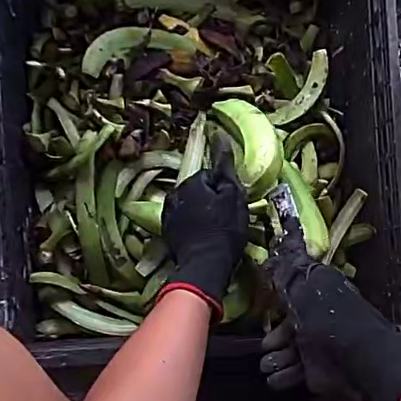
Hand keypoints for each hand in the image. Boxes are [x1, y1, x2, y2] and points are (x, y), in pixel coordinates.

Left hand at [160, 139, 247, 316]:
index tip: (231, 205)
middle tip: (225, 217)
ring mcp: (168, 214)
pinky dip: (192, 224)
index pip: (211, 176)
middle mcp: (174, 193)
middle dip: (210, 199)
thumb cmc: (224, 230)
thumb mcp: (233, 196)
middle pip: (198, 189)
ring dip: (200, 211)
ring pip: (189, 204)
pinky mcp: (167, 232)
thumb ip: (225, 166)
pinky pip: (183, 220)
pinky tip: (203, 236)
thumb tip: (218, 135)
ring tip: (215, 228)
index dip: (224, 189)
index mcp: (191, 182)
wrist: (205, 265)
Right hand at [260, 247, 400, 400]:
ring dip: (276, 359)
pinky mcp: (318, 371)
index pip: (294, 293)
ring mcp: (319, 346)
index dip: (278, 298)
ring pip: (290, 352)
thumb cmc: (329, 321)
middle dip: (274, 337)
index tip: (263, 303)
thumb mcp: (303, 292)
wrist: (356, 361)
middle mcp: (320, 318)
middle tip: (265, 344)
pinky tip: (274, 377)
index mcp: (321, 293)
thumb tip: (271, 259)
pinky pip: (295, 373)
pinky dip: (283, 376)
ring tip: (266, 365)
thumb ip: (285, 276)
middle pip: (289, 326)